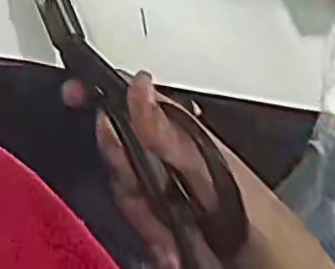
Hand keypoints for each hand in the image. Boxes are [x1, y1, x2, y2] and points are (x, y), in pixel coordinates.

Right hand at [64, 72, 225, 268]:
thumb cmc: (263, 226)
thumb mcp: (213, 172)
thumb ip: (170, 132)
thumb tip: (136, 82)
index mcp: (180, 133)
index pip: (128, 100)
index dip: (98, 94)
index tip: (71, 95)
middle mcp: (169, 158)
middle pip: (117, 146)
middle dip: (124, 176)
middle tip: (149, 202)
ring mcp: (167, 192)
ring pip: (122, 186)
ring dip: (141, 217)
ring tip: (171, 243)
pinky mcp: (166, 225)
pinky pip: (135, 221)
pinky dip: (149, 239)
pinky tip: (170, 252)